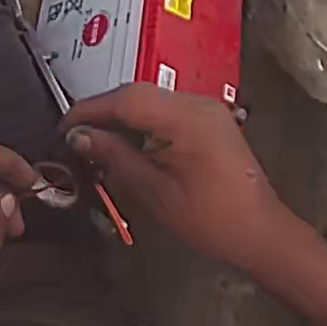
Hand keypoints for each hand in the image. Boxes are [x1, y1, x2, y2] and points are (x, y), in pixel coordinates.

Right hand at [63, 83, 305, 268]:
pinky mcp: (207, 119)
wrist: (261, 232)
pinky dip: (138, 119)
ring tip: (95, 139)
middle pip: (136, 92)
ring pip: (148, 98)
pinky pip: (163, 108)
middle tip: (75, 134)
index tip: (65, 126)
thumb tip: (80, 136)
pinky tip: (125, 140)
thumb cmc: (213, 220)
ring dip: (118, 114)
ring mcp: (206, 109)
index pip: (126, 99)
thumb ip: (115, 157)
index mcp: (187, 120)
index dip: (89, 110)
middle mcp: (198, 105)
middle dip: (101, 110)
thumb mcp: (155, 191)